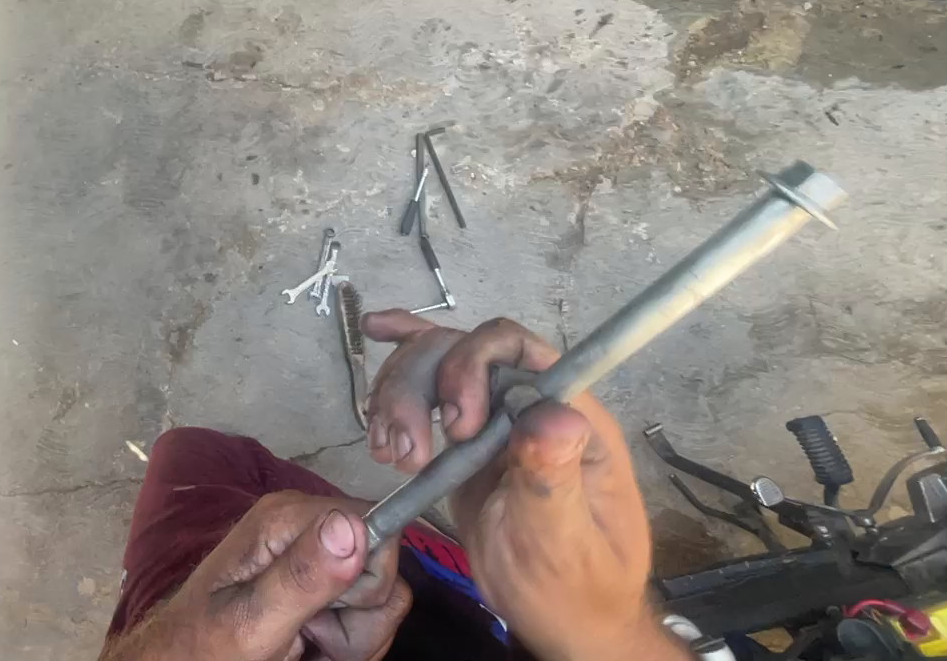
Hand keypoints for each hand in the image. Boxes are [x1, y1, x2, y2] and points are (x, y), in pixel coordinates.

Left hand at [103, 493, 410, 660]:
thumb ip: (303, 574)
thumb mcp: (252, 619)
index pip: (373, 524)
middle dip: (358, 614)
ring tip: (304, 641)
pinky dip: (348, 640)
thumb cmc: (208, 642)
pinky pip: (368, 613)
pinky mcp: (319, 581)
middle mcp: (304, 525)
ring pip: (380, 595)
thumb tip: (352, 525)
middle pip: (381, 563)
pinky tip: (310, 643)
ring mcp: (313, 553)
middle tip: (310, 635)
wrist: (186, 657)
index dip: (365, 577)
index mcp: (285, 516)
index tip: (327, 612)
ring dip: (353, 634)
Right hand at [361, 313, 683, 660]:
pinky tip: (375, 331)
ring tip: (388, 452)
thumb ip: (553, 476)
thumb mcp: (563, 542)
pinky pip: (428, 372)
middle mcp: (527, 397)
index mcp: (568, 413)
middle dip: (417, 389)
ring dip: (396, 395)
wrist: (554, 616)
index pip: (513, 348)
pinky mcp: (461, 426)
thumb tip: (555, 413)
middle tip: (404, 453)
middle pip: (458, 348)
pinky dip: (398, 350)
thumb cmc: (571, 587)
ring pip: (430, 359)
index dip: (471, 366)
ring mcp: (491, 409)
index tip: (453, 426)